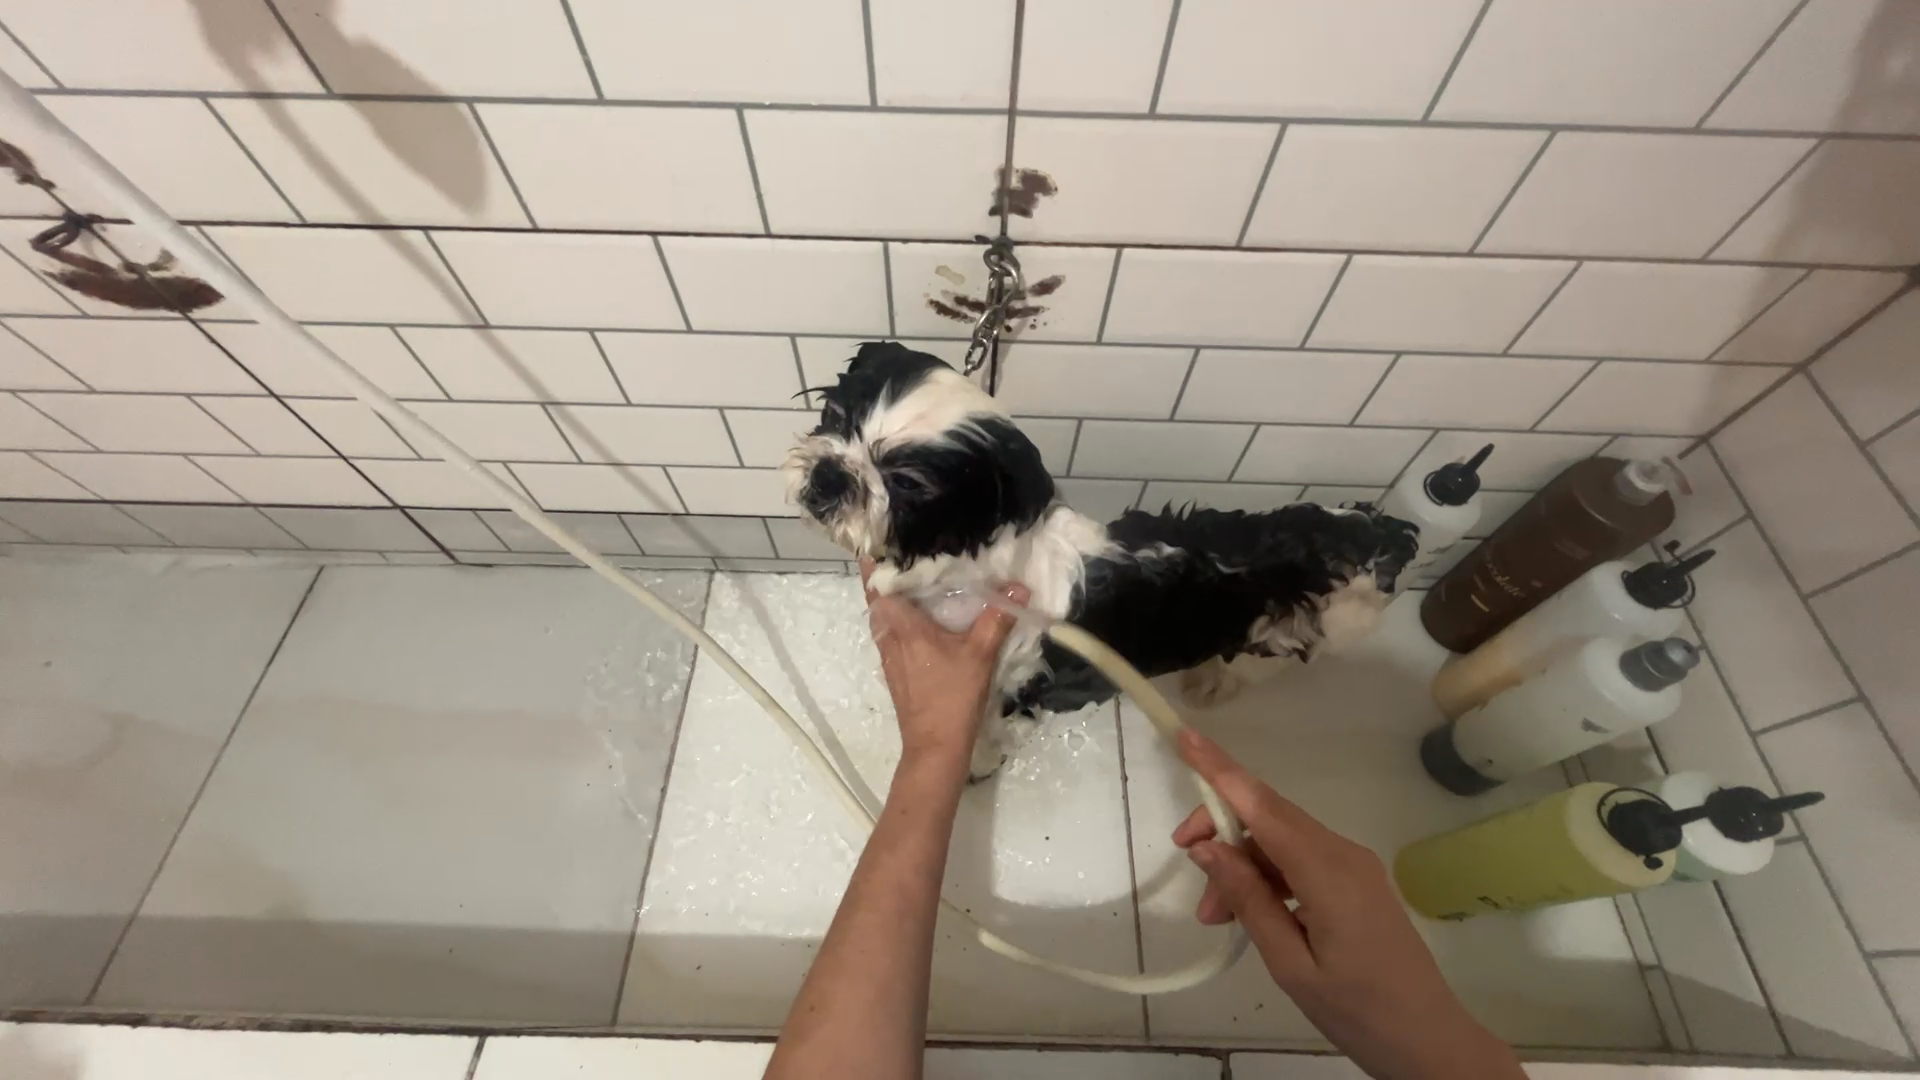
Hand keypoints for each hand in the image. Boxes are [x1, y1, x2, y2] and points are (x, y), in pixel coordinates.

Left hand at [860, 560, 1026, 768]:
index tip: (886, 536)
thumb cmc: (953, 697)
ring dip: (893, 595)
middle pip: (876, 596)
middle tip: (906, 546)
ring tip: (916, 573)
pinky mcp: (895, 668)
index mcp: (902, 626)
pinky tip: (923, 613)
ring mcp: (889, 654)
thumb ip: (997, 619)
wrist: (934, 746)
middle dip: (886, 573)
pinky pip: (891, 631)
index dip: (876, 560)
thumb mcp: (980, 655)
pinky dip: (901, 616)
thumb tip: (1019, 589)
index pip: (877, 585)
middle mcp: (888, 636)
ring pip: (883, 615)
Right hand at [1173, 729, 1524, 1079]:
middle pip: (1264, 814)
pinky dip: (1263, 874)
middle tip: (1185, 860)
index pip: (1260, 804)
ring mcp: (1349, 862)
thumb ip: (1247, 898)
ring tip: (1213, 914)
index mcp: (1326, 870)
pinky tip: (1244, 909)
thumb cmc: (1360, 1013)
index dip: (1219, 769)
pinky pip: (1295, 857)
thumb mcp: (1290, 964)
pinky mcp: (1352, 877)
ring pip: (1276, 838)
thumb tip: (1206, 848)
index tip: (1185, 736)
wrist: (1435, 1049)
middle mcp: (1339, 851)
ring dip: (1239, 862)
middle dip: (1218, 827)